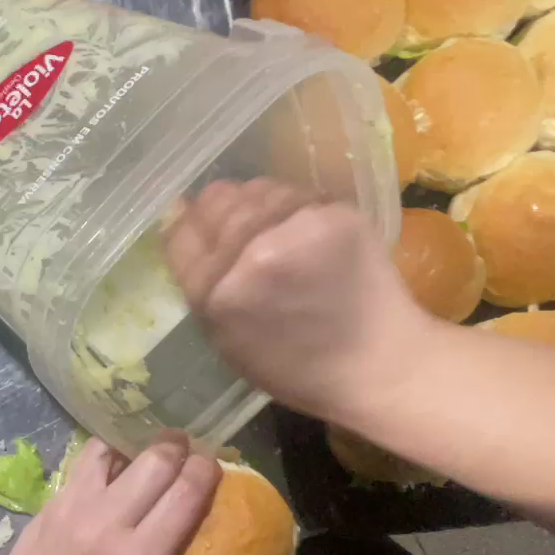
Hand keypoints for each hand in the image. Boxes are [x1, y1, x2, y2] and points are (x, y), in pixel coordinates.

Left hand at [0, 436, 296, 554]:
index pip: (188, 491)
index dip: (208, 468)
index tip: (215, 469)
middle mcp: (109, 525)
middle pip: (158, 461)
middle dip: (182, 448)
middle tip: (190, 455)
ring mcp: (77, 506)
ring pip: (120, 449)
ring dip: (143, 445)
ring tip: (155, 453)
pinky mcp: (55, 496)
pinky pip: (89, 456)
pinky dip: (111, 451)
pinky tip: (121, 461)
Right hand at [164, 178, 431, 419]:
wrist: (375, 366)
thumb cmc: (291, 365)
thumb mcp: (223, 338)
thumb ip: (199, 284)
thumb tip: (179, 223)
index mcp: (216, 293)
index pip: (179, 234)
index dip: (185, 229)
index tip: (195, 232)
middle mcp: (249, 254)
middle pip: (213, 201)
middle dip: (217, 214)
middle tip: (235, 234)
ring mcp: (293, 228)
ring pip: (250, 189)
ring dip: (252, 205)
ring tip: (270, 233)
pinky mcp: (332, 212)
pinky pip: (290, 192)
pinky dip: (287, 206)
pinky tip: (299, 232)